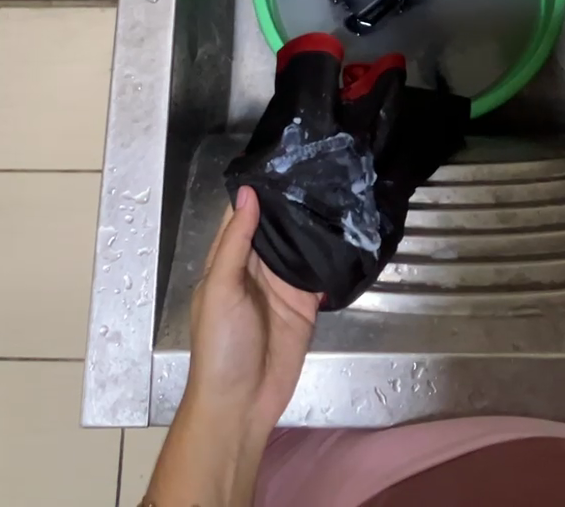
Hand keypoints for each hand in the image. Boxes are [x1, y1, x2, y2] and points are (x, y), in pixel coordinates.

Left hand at [147, 188, 317, 506]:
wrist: (242, 403)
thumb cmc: (220, 344)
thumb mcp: (220, 289)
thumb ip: (235, 242)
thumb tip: (246, 193)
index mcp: (228, 260)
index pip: (241, 215)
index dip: (256, 190)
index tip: (279, 160)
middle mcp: (255, 267)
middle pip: (273, 227)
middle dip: (289, 203)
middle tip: (316, 168)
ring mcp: (281, 286)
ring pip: (297, 246)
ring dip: (310, 225)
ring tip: (334, 190)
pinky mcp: (304, 304)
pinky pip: (317, 274)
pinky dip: (328, 257)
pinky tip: (344, 232)